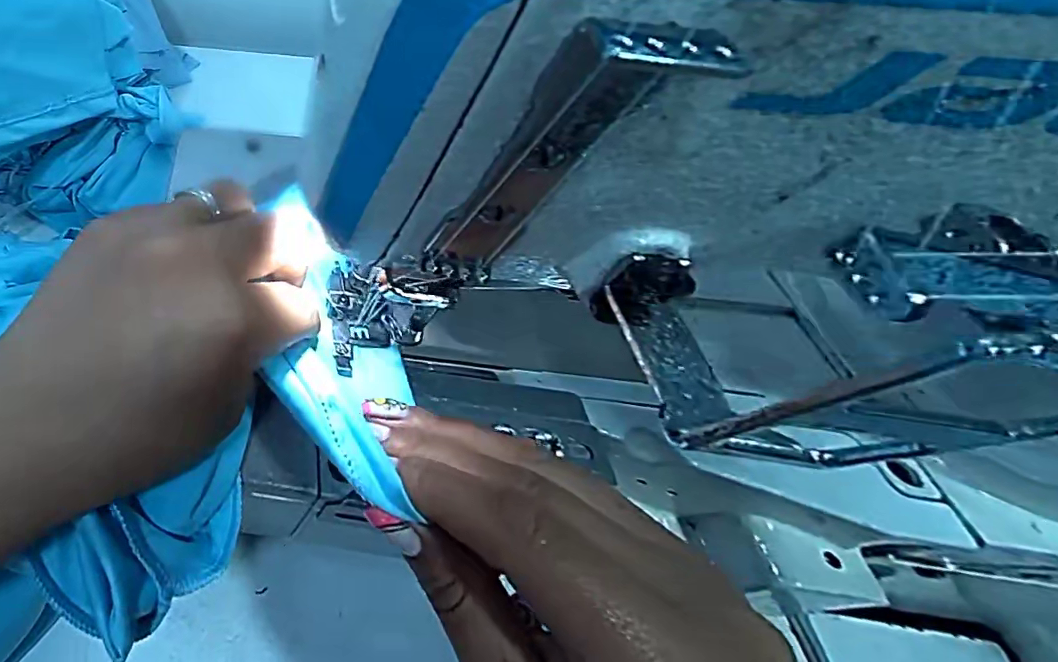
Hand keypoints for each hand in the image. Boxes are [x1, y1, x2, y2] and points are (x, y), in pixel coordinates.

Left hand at [0, 179, 317, 516]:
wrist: (29, 417)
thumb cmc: (129, 437)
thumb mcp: (219, 416)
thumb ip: (253, 357)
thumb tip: (263, 323)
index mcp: (236, 315)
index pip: (301, 301)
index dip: (297, 321)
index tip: (282, 331)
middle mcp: (203, 258)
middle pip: (279, 229)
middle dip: (284, 261)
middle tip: (261, 286)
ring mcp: (155, 229)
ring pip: (225, 198)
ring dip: (233, 231)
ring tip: (210, 261)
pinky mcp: (114, 221)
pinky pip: (168, 210)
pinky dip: (179, 235)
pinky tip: (155, 267)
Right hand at [373, 409, 791, 661]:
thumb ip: (467, 610)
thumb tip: (403, 523)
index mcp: (641, 636)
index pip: (523, 523)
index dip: (444, 480)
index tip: (378, 453)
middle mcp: (670, 578)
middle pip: (540, 483)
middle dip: (450, 446)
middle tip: (380, 421)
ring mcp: (679, 556)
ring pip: (561, 472)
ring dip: (477, 445)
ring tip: (412, 426)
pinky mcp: (671, 548)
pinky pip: (581, 486)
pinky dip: (516, 463)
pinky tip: (474, 453)